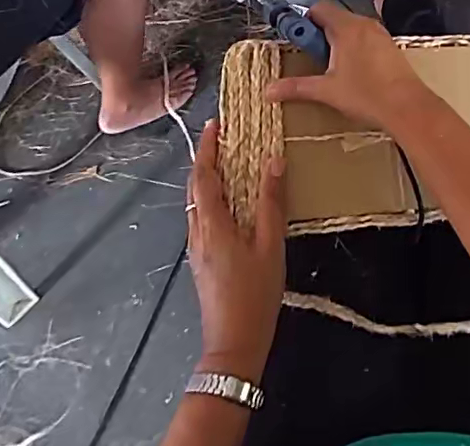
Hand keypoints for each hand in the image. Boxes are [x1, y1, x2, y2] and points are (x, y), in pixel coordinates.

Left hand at [187, 119, 285, 380]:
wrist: (234, 345)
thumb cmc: (254, 294)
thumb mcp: (270, 245)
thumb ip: (271, 202)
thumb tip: (274, 161)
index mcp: (212, 225)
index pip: (204, 177)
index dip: (207, 149)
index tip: (215, 124)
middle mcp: (198, 232)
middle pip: (196, 187)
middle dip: (206, 158)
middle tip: (224, 135)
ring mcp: (198, 247)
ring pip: (197, 201)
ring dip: (209, 176)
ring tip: (230, 158)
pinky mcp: (203, 258)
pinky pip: (203, 215)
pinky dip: (213, 195)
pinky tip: (232, 197)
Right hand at [267, 1, 435, 132]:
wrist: (407, 106)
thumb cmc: (366, 94)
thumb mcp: (327, 91)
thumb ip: (297, 87)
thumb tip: (269, 90)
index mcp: (346, 27)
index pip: (320, 8)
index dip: (305, 21)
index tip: (299, 41)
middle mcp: (364, 24)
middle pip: (335, 17)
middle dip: (320, 34)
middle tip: (314, 59)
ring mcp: (380, 34)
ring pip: (351, 28)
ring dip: (338, 42)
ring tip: (333, 69)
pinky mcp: (390, 46)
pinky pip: (366, 38)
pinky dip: (355, 47)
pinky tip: (354, 72)